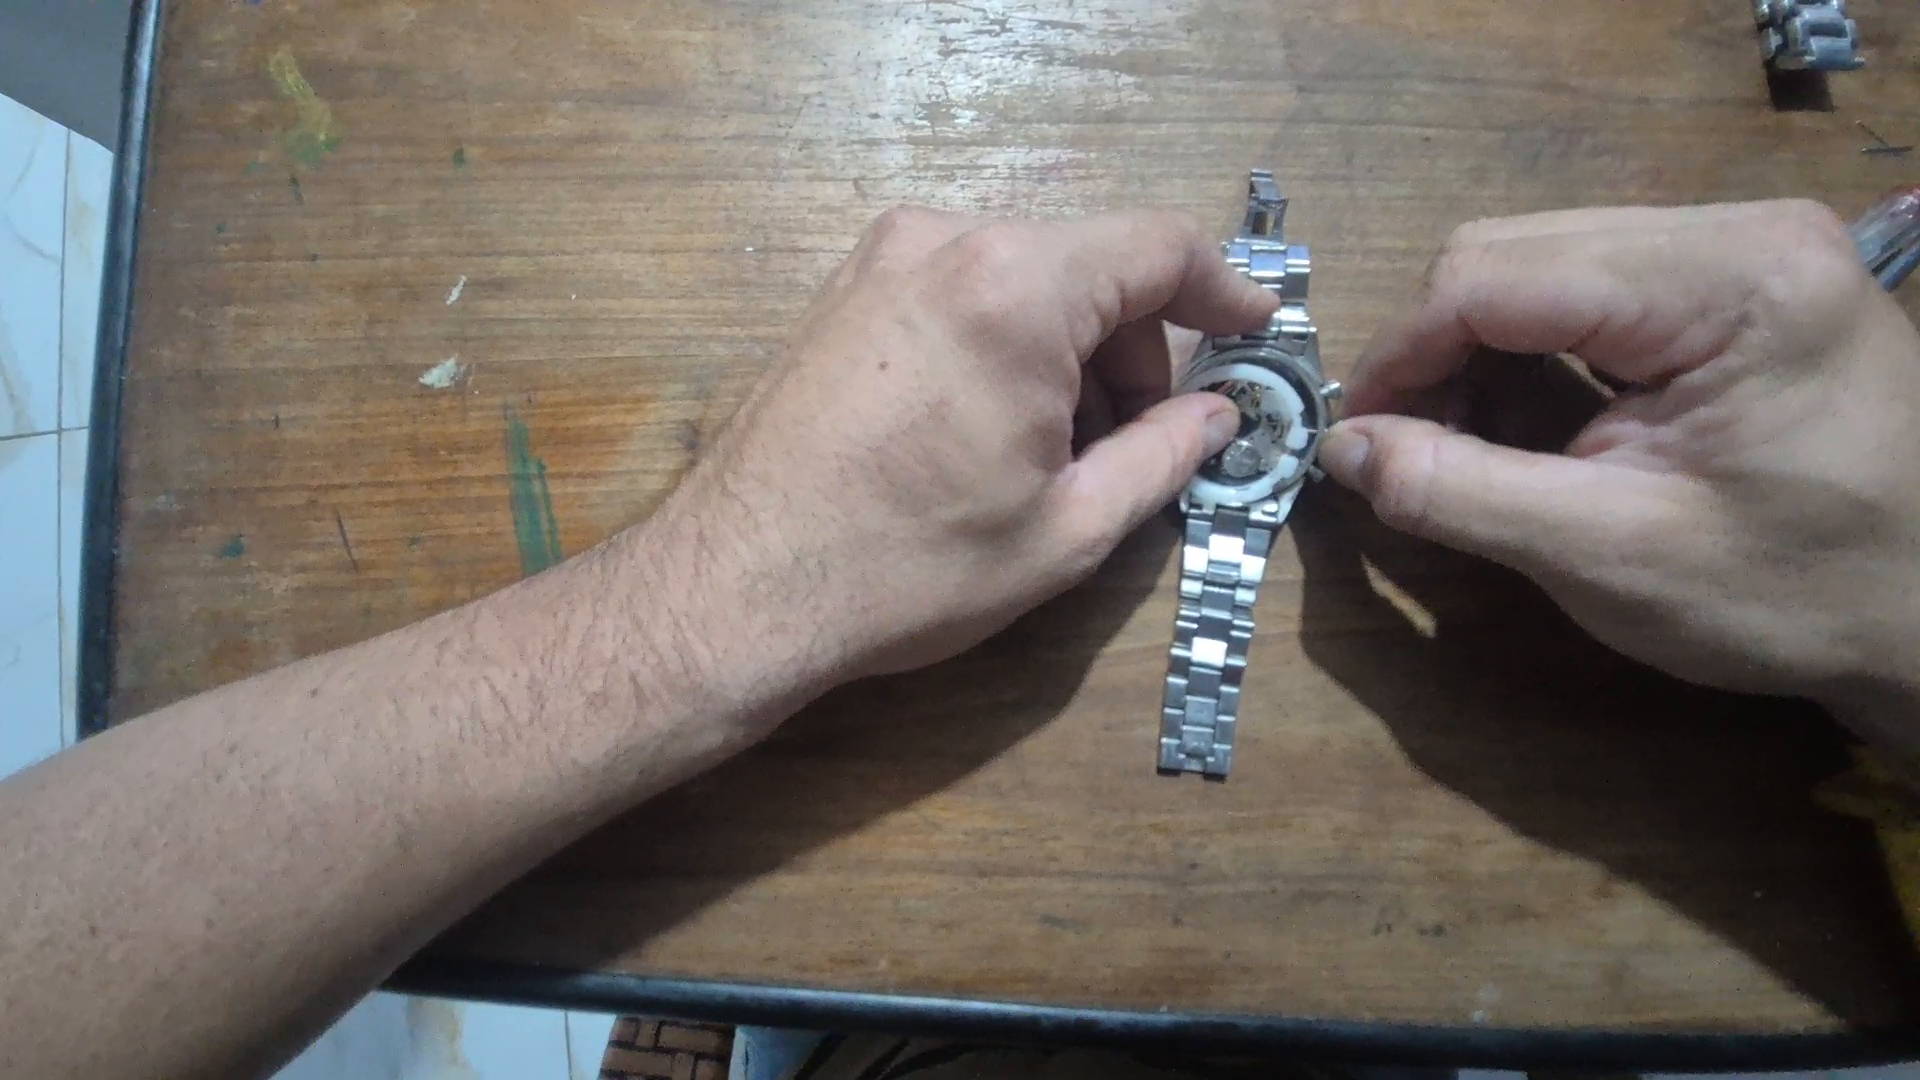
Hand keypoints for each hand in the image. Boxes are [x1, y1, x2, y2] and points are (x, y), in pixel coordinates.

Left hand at [637, 206, 1275, 691]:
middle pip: (1087, 268)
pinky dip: (1002, 347)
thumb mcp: (1065, 530)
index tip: (1251, 328)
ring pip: (1022, 282)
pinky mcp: (843, 291)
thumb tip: (1216, 416)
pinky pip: (960, 294)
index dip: (1219, 288)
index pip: (1157, 246)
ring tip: (1047, 455)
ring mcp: (882, 259)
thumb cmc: (909, 570)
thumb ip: (1161, 456)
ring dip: (1063, 355)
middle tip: (1125, 445)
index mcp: (1016, 288)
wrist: (739, 589)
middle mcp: (945, 242)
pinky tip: (984, 430)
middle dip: (1128, 351)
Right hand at [1317, 201, 1919, 751]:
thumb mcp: (1602, 555)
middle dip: (1422, 356)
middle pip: (1491, 259)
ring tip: (1450, 445)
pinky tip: (1499, 424)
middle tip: (1402, 448)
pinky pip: (1542, 298)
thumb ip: (1457, 494)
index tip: (1356, 440)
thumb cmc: (1788, 590)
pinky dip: (1490, 363)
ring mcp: (1711, 255)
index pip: (1488, 278)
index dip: (1398, 357)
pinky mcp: (1693, 287)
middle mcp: (1720, 236)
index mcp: (1724, 283)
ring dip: (1450, 361)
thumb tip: (1339, 449)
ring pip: (1505, 272)